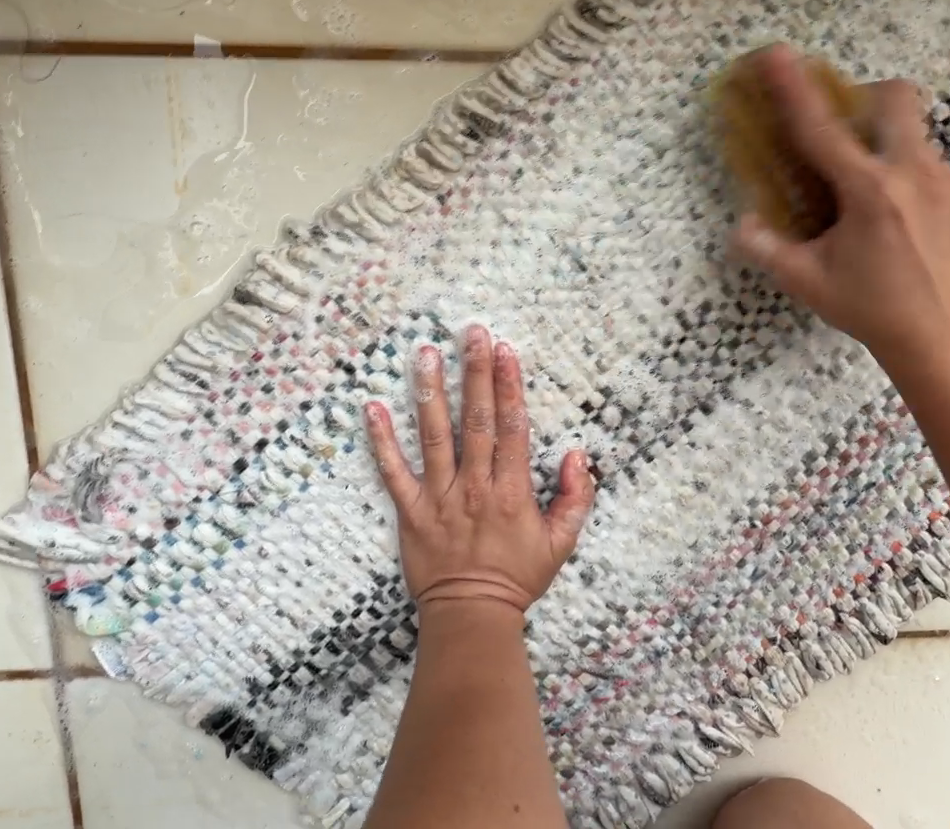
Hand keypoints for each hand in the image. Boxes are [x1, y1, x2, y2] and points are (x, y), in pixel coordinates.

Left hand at [365, 325, 596, 613]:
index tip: (506, 351)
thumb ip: (575, 497)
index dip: (510, 386)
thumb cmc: (517, 578)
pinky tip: (372, 408)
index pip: (513, 428)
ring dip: (431, 392)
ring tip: (425, 354)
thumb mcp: (560, 543)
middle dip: (476, 373)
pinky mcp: (410, 512)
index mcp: (512, 490)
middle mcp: (475, 486)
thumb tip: (576, 454)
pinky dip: (382, 441)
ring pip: (435, 436)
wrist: (472, 616)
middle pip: (477, 421)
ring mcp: (439, 497)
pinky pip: (394, 472)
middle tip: (471, 333)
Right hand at [731, 44, 949, 367]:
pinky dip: (912, 185)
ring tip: (878, 203)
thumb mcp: (805, 282)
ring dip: (889, 152)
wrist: (945, 339)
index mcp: (868, 192)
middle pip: (897, 98)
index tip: (777, 52)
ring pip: (916, 140)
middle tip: (850, 127)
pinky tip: (908, 228)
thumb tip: (742, 223)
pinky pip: (936, 173)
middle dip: (869, 96)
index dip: (793, 88)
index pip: (821, 129)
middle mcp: (913, 175)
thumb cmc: (869, 309)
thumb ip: (765, 249)